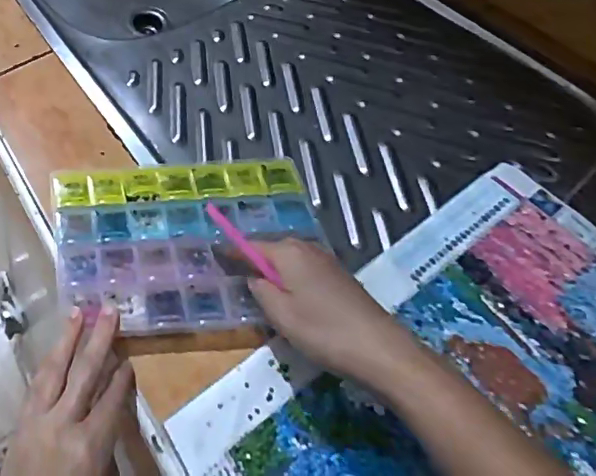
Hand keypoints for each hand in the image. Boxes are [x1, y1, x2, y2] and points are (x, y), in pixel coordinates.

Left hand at [3, 305, 135, 475]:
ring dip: (68, 339)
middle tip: (110, 309)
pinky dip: (49, 362)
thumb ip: (107, 450)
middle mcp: (62, 425)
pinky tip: (56, 348)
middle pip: (84, 374)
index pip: (110, 403)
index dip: (121, 380)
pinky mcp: (20, 421)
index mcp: (87, 447)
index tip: (129, 359)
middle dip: (99, 340)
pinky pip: (37, 383)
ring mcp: (37, 420)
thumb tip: (112, 413)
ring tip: (79, 312)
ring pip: (55, 369)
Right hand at [244, 238, 426, 388]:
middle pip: (270, 251)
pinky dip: (293, 282)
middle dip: (254, 263)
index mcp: (287, 251)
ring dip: (275, 275)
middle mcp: (305, 247)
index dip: (230, 252)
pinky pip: (305, 272)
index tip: (213, 255)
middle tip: (238, 282)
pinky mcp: (339, 277)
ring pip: (289, 263)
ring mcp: (325, 261)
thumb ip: (259, 290)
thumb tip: (253, 277)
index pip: (249, 245)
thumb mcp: (280, 315)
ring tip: (265, 297)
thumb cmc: (324, 331)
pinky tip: (295, 304)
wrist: (382, 351)